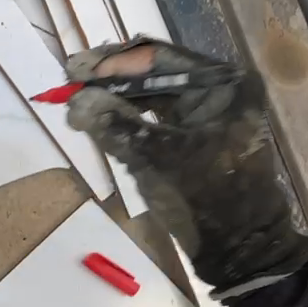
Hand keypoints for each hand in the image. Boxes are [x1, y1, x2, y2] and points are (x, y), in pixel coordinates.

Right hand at [66, 39, 307, 296]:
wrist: (238, 248)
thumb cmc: (208, 197)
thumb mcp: (161, 158)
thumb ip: (118, 126)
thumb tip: (76, 102)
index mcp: (221, 84)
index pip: (159, 58)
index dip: (113, 63)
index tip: (75, 69)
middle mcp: (213, 92)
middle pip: (152, 74)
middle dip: (109, 80)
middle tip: (70, 82)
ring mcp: (200, 118)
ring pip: (147, 97)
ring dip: (112, 101)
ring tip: (77, 105)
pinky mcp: (186, 142)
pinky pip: (149, 122)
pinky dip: (122, 122)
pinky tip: (98, 125)